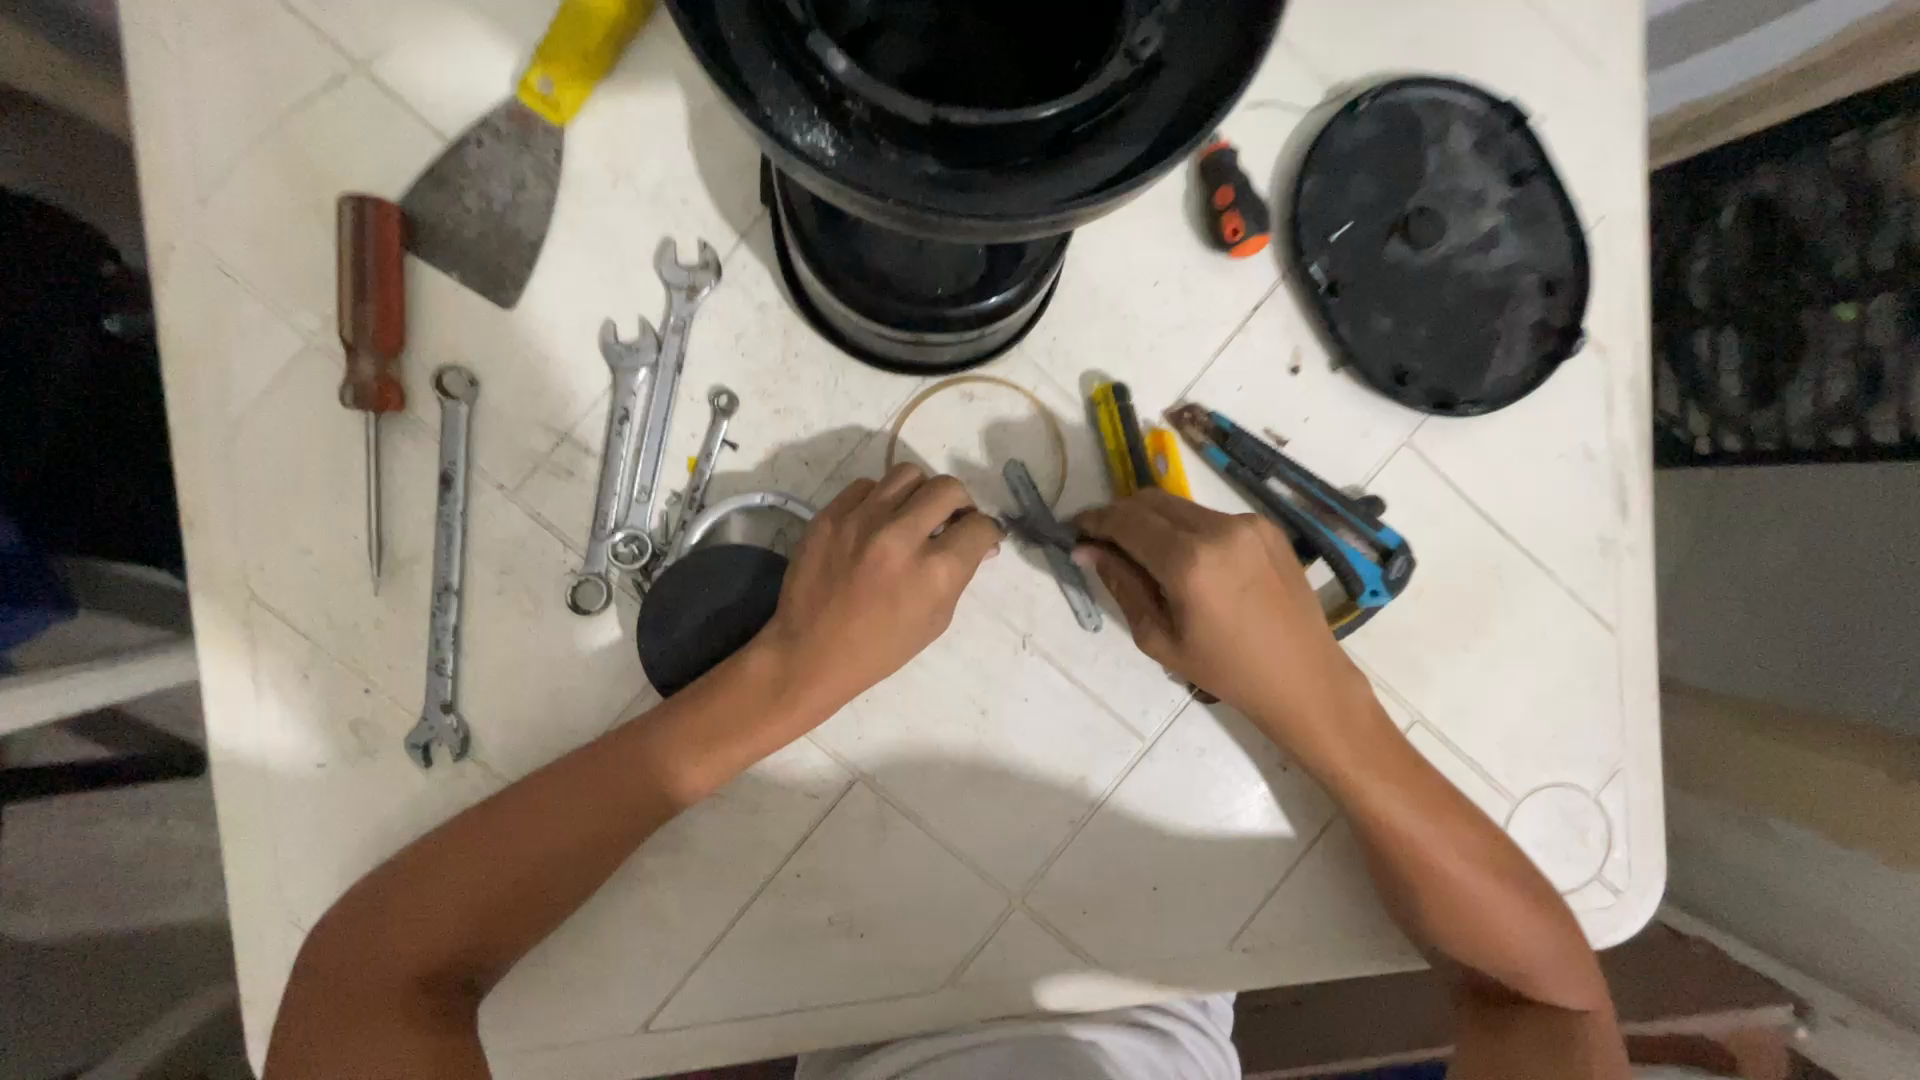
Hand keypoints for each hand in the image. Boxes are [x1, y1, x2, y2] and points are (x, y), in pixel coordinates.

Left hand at [757, 464, 1003, 709]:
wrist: (811, 651)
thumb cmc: (881, 647)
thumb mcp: (936, 620)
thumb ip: (961, 574)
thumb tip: (982, 541)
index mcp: (934, 572)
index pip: (979, 526)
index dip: (987, 532)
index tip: (980, 536)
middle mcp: (901, 537)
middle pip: (948, 488)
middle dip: (960, 503)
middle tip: (951, 521)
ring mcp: (861, 521)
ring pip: (908, 474)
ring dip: (921, 493)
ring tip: (913, 515)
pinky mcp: (830, 515)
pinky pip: (867, 485)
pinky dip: (881, 499)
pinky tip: (877, 522)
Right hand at [1074, 490, 1369, 742]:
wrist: (1302, 676)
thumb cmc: (1225, 670)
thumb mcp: (1158, 637)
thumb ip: (1121, 584)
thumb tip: (1086, 550)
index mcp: (1189, 562)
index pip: (1126, 521)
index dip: (1094, 521)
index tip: (1074, 530)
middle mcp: (1219, 530)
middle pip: (1150, 500)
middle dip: (1119, 515)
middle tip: (1101, 541)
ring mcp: (1247, 524)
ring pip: (1179, 506)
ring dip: (1152, 521)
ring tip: (1143, 555)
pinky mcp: (1266, 526)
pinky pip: (1210, 517)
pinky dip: (1186, 529)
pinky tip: (1189, 563)